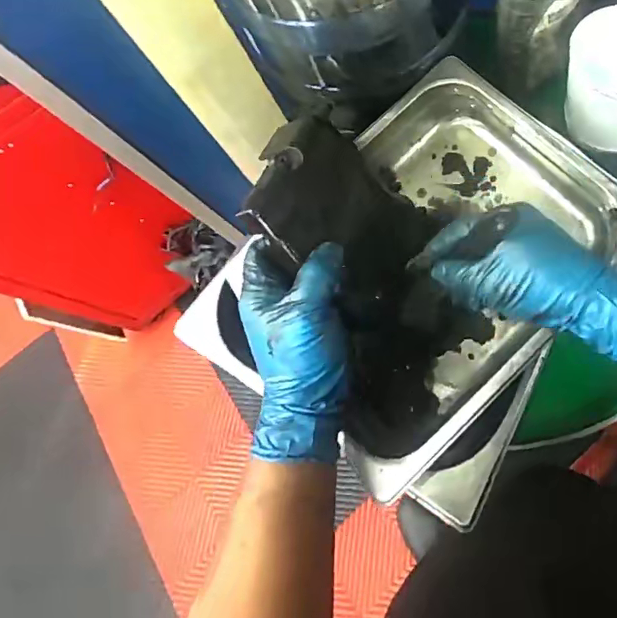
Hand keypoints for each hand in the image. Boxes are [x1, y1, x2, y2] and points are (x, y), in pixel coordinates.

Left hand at [240, 241, 348, 463]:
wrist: (316, 403)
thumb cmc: (300, 357)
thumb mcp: (304, 311)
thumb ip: (316, 273)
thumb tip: (330, 246)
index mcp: (258, 293)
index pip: (263, 250)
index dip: (281, 233)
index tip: (309, 215)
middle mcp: (275, 298)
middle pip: (290, 261)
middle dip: (312, 246)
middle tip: (339, 225)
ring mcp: (298, 309)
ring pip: (312, 275)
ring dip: (329, 263)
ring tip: (353, 242)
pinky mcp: (319, 320)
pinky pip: (328, 291)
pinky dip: (340, 281)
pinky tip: (357, 268)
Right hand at [423, 205, 616, 369]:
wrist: (589, 300)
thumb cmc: (539, 281)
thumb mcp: (493, 278)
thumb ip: (458, 274)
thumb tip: (432, 272)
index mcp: (506, 216)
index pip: (460, 229)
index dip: (436, 250)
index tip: (416, 268)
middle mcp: (517, 224)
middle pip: (474, 242)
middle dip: (453, 264)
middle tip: (433, 284)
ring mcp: (530, 244)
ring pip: (488, 258)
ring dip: (471, 276)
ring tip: (455, 295)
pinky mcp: (538, 265)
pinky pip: (504, 269)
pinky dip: (490, 282)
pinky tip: (481, 300)